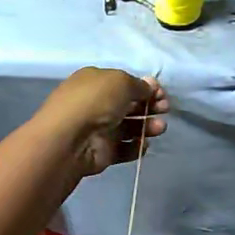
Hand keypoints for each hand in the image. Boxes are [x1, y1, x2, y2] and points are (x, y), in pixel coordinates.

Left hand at [33, 68, 168, 176]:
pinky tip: (144, 145)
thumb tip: (148, 87)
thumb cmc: (94, 102)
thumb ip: (138, 85)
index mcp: (95, 82)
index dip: (145, 87)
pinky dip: (135, 148)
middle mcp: (96, 104)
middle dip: (150, 106)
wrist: (70, 140)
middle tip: (164, 109)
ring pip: (129, 128)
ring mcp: (98, 130)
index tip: (161, 93)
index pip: (124, 83)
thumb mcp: (120, 82)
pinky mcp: (102, 152)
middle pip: (129, 106)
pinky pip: (123, 149)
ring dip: (147, 127)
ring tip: (159, 128)